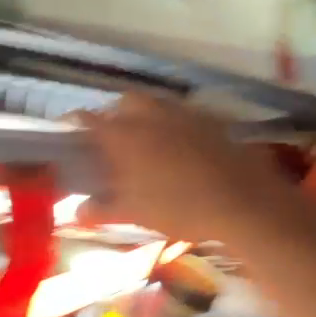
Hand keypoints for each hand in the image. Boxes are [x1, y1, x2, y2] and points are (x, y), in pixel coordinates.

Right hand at [70, 94, 301, 241]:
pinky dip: (177, 124)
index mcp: (124, 135)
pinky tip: (182, 145)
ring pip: (157, 104)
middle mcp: (151, 116)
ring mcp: (185, 116)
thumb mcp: (134, 214)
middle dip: (115, 113)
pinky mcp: (215, 123)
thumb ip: (101, 209)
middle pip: (125, 102)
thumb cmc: (180, 208)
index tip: (68, 129)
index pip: (88, 119)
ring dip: (146, 115)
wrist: (247, 205)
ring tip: (147, 138)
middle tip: (112, 136)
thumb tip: (76, 212)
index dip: (75, 122)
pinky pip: (187, 115)